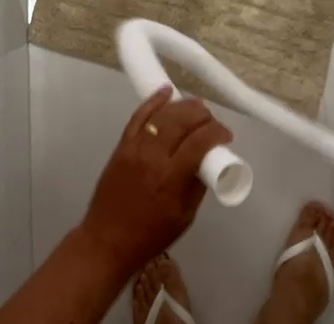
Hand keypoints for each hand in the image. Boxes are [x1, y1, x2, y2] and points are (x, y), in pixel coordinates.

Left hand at [77, 86, 233, 273]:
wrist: (107, 240)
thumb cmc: (150, 235)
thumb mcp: (185, 217)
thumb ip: (198, 185)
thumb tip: (208, 161)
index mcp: (171, 179)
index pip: (199, 142)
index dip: (217, 132)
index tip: (226, 135)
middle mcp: (153, 158)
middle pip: (181, 122)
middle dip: (202, 115)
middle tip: (212, 121)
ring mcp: (134, 149)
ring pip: (161, 115)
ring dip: (182, 106)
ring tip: (197, 106)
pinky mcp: (121, 146)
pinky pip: (138, 116)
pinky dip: (153, 101)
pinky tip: (166, 92)